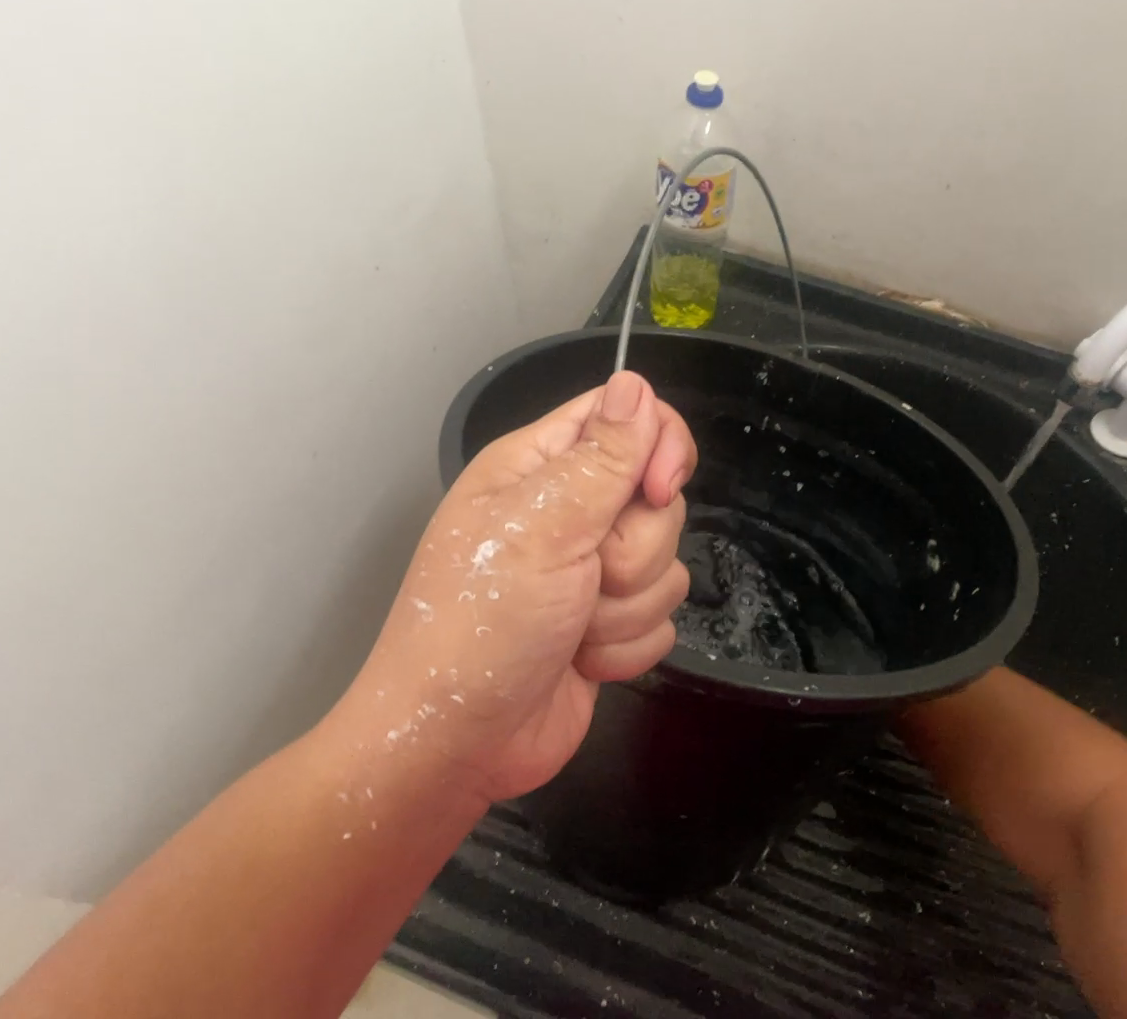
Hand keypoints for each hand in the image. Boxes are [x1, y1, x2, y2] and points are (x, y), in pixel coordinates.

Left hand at [333, 372, 695, 802]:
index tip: (656, 490)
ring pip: (668, 564)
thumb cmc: (480, 628)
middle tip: (584, 580)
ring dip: (626, 608)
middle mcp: (569, 513)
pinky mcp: (610, 625)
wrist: (458, 744)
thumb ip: (601, 458)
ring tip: (573, 630)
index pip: (626, 417)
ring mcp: (592, 574)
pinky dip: (626, 646)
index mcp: (539, 469)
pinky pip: (662, 618)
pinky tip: (582, 661)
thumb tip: (636, 382)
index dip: (658, 446)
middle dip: (634, 552)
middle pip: (657, 499)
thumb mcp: (541, 530)